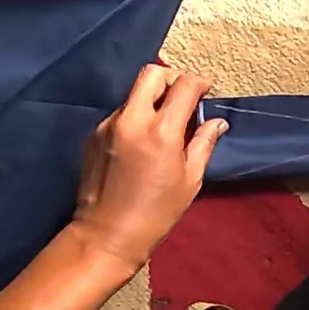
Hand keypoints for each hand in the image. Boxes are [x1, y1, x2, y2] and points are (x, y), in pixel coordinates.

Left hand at [68, 64, 227, 270]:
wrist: (107, 235)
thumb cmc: (156, 213)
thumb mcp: (190, 180)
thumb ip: (203, 143)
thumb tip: (216, 122)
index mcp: (160, 132)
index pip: (183, 85)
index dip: (199, 82)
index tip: (205, 90)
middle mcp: (131, 120)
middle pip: (151, 74)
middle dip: (171, 79)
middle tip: (182, 98)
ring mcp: (108, 126)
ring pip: (133, 95)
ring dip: (151, 101)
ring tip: (161, 126)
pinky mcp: (92, 135)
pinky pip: (119, 114)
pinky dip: (134, 118)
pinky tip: (140, 143)